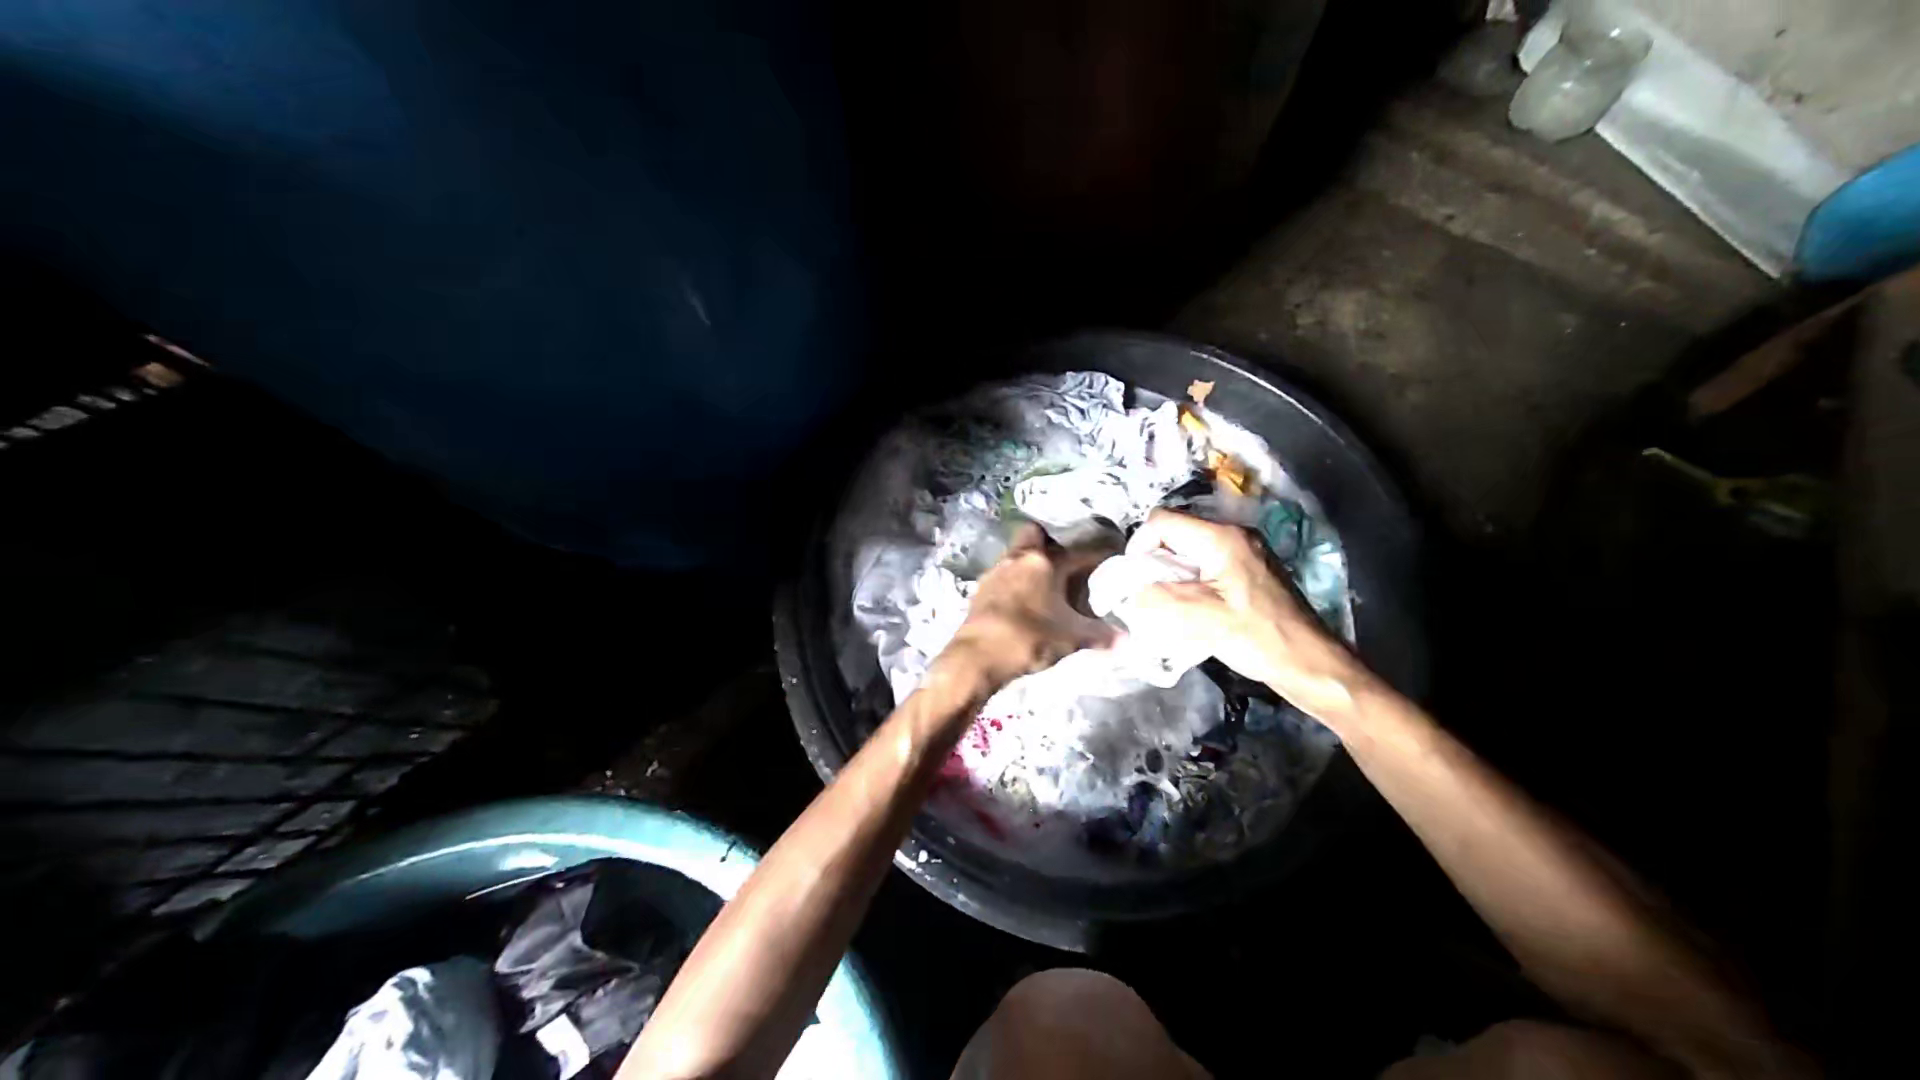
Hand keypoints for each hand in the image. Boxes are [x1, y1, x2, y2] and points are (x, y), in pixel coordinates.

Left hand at [931, 523, 1117, 696]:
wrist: (977, 657)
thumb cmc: (1029, 638)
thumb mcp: (1072, 638)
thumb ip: (1100, 634)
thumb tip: (1125, 638)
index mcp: (1046, 562)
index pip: (1080, 553)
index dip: (1098, 557)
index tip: (1110, 561)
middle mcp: (1019, 558)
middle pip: (1037, 536)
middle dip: (1051, 544)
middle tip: (1065, 566)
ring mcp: (996, 571)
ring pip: (1017, 554)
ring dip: (1031, 565)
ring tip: (1045, 586)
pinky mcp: (980, 589)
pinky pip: (1003, 575)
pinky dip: (1014, 582)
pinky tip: (1023, 601)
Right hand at [1128, 509, 1368, 718]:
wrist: (1311, 664)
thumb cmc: (1259, 638)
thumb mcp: (1202, 620)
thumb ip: (1159, 600)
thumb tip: (1129, 592)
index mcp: (1222, 539)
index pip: (1162, 522)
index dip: (1140, 546)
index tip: (1134, 579)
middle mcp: (1234, 536)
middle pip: (1176, 534)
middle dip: (1155, 562)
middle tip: (1148, 595)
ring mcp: (1245, 553)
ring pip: (1190, 552)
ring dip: (1172, 574)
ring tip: (1167, 605)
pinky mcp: (1249, 572)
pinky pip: (1206, 565)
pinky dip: (1190, 582)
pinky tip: (1192, 610)